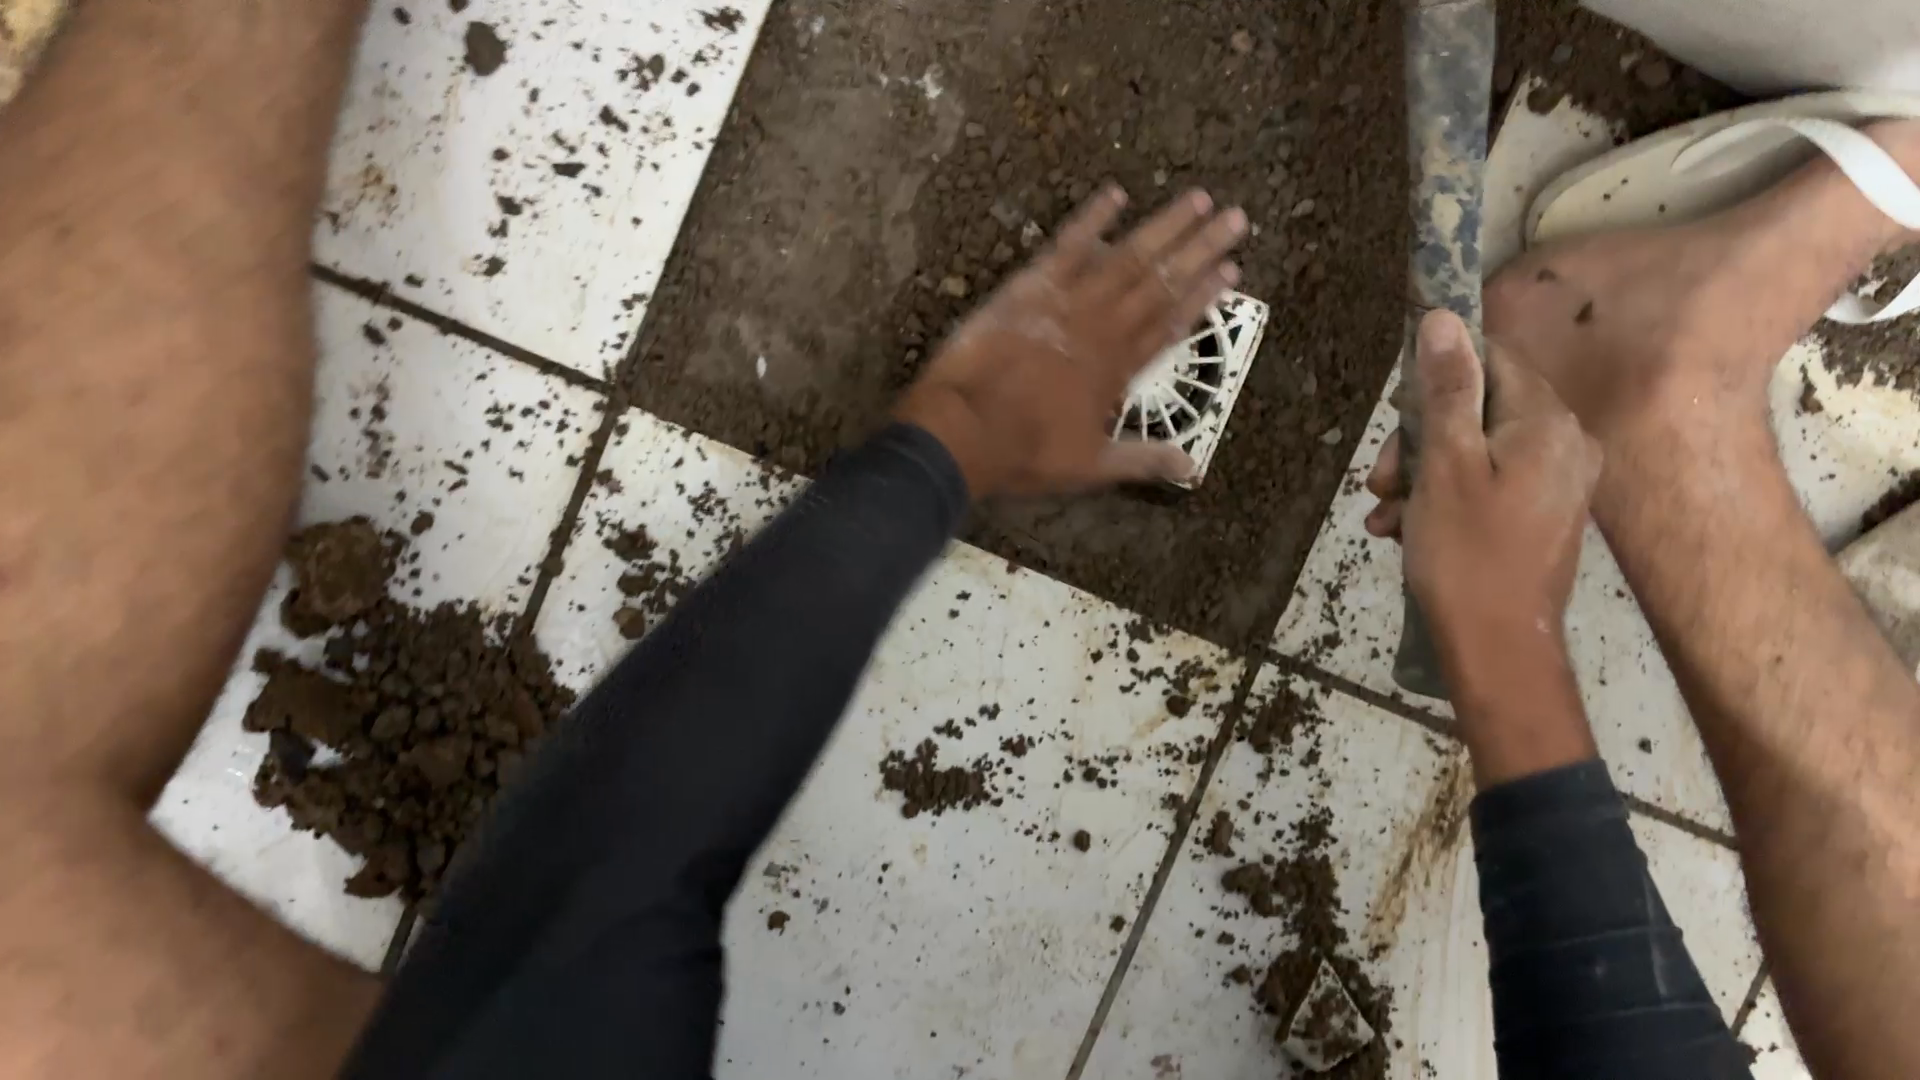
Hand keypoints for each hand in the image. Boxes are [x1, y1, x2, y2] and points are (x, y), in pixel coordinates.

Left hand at [894, 186, 1246, 497]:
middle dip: (1199, 250)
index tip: (1231, 270)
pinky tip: (1114, 193)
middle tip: (1236, 217)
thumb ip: (1142, 460)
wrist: (966, 430)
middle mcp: (1104, 327)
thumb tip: (1191, 470)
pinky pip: (1067, 245)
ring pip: (1126, 257)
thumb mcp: (1091, 466)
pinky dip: (1091, 218)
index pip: (1171, 324)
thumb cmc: (1026, 452)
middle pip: (1160, 282)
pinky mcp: (1030, 287)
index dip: (1202, 296)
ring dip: (1163, 227)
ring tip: (1197, 198)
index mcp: (1119, 369)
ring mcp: (1068, 302)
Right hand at [1365, 311, 1603, 782]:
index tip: (1395, 408)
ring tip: (1384, 512)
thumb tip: (1442, 318)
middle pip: (1477, 409)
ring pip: (1470, 450)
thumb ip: (1446, 391)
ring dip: (1418, 474)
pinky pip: (1481, 484)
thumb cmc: (1465, 551)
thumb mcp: (1443, 465)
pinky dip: (1438, 498)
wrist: (1498, 645)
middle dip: (1418, 438)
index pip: (1494, 361)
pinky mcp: (1538, 515)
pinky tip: (1402, 528)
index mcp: (1547, 424)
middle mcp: (1563, 444)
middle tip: (1381, 478)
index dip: (1438, 374)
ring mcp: (1553, 483)